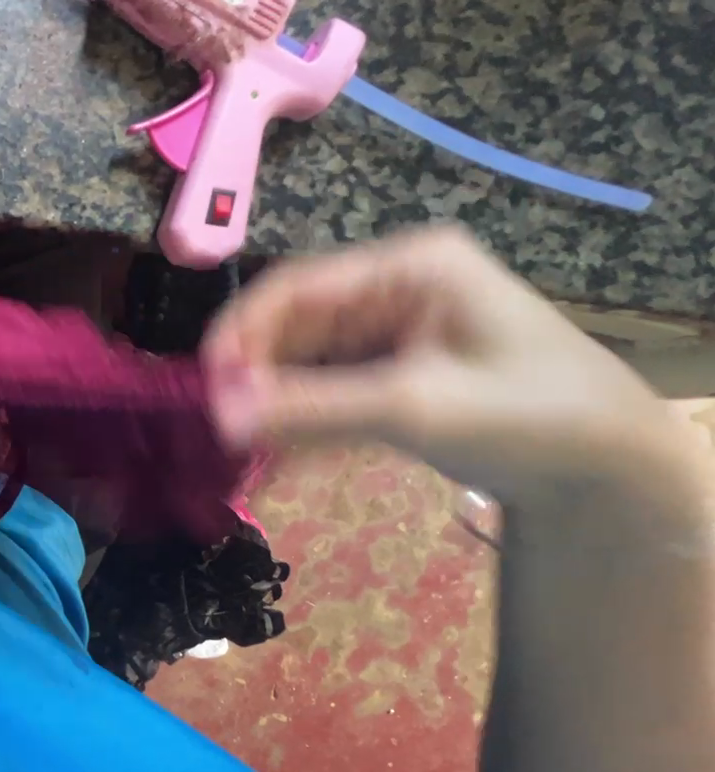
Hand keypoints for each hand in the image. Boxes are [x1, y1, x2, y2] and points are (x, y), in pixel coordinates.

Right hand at [202, 226, 689, 505]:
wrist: (602, 467)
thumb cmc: (527, 415)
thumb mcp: (413, 407)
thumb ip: (310, 410)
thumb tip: (218, 419)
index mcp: (406, 268)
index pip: (292, 288)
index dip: (238, 335)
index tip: (207, 390)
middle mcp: (388, 290)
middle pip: (287, 326)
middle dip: (251, 377)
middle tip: (225, 430)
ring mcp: (383, 332)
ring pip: (294, 363)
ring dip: (267, 404)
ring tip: (246, 449)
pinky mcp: (380, 371)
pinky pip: (315, 391)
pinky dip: (293, 423)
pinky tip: (275, 458)